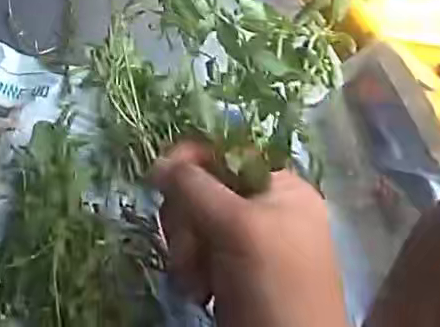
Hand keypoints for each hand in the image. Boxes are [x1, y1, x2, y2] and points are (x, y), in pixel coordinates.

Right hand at [150, 141, 348, 326]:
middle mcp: (266, 208)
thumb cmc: (274, 289)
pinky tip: (197, 290)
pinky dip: (189, 266)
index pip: (226, 149)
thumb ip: (194, 185)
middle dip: (187, 214)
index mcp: (282, 188)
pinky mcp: (232, 272)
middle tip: (190, 243)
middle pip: (204, 184)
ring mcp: (249, 243)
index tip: (162, 177)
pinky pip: (196, 248)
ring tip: (194, 275)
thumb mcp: (236, 227)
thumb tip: (157, 164)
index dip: (192, 158)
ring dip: (185, 245)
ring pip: (194, 217)